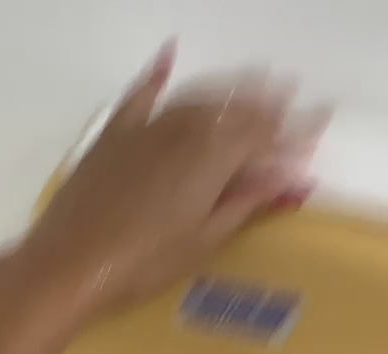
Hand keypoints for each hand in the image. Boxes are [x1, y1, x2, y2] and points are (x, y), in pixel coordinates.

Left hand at [14, 43, 324, 318]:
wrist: (68, 264)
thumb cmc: (141, 264)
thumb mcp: (203, 239)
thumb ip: (247, 202)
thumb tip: (293, 178)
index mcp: (214, 154)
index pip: (266, 133)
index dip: (295, 132)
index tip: (320, 127)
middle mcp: (185, 127)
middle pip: (235, 109)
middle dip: (268, 106)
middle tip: (293, 104)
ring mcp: (146, 127)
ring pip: (198, 97)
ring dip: (229, 90)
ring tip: (254, 85)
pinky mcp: (112, 135)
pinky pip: (141, 95)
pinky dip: (157, 76)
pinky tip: (170, 55)